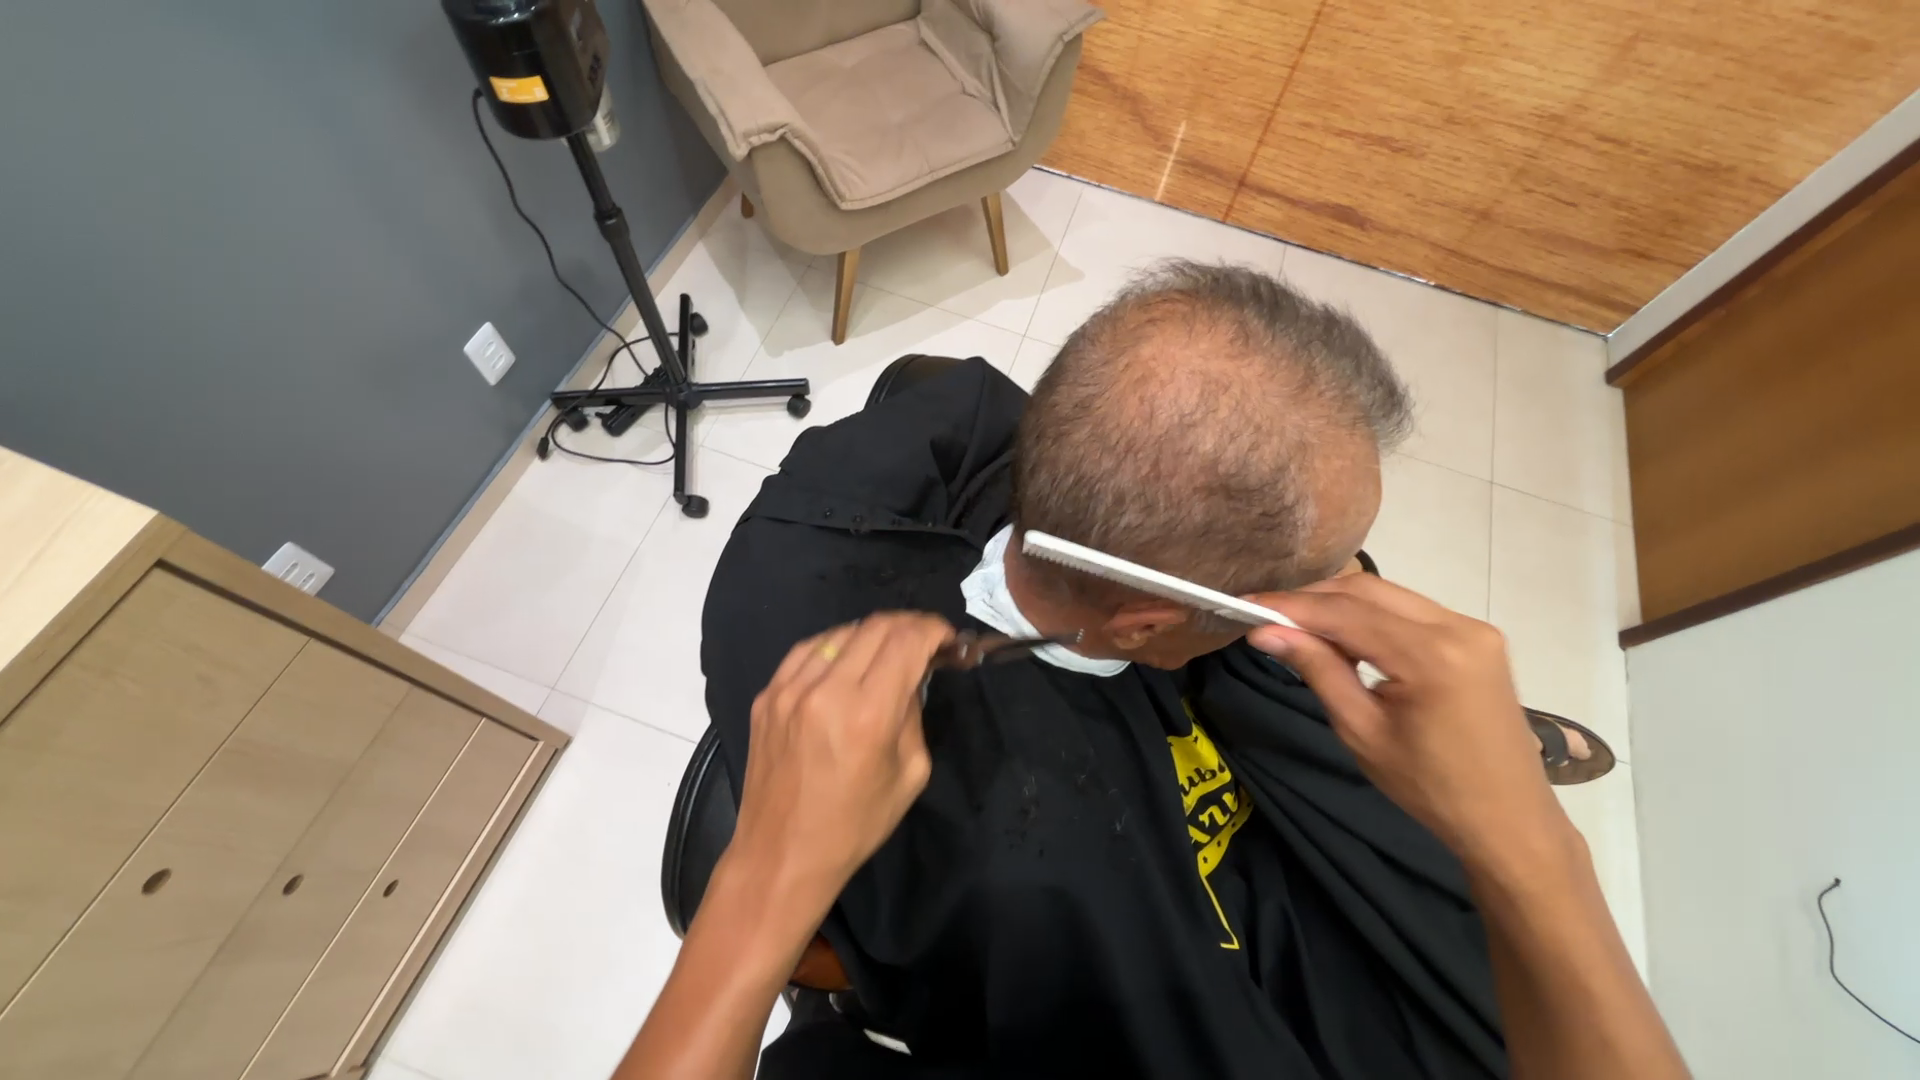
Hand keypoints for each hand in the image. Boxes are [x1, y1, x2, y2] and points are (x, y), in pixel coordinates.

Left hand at [727, 612, 955, 907]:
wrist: (781, 853)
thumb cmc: (855, 824)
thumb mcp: (910, 774)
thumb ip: (913, 714)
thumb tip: (911, 675)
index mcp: (868, 714)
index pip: (908, 641)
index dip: (934, 629)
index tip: (948, 638)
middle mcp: (827, 691)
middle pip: (877, 626)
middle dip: (910, 625)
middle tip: (926, 640)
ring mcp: (789, 689)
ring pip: (841, 632)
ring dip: (873, 633)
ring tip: (888, 649)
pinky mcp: (767, 695)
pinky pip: (807, 650)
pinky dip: (836, 645)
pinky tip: (847, 658)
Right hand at [1243, 575, 1572, 868]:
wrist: (1508, 820)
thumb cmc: (1428, 787)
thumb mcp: (1360, 730)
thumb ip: (1316, 669)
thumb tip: (1265, 632)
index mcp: (1432, 656)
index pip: (1345, 613)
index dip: (1290, 606)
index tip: (1245, 606)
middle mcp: (1458, 627)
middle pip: (1366, 591)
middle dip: (1312, 599)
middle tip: (1266, 616)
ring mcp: (1473, 628)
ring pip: (1387, 595)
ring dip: (1338, 604)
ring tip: (1296, 626)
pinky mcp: (1476, 637)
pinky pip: (1409, 610)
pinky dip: (1369, 615)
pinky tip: (1342, 635)